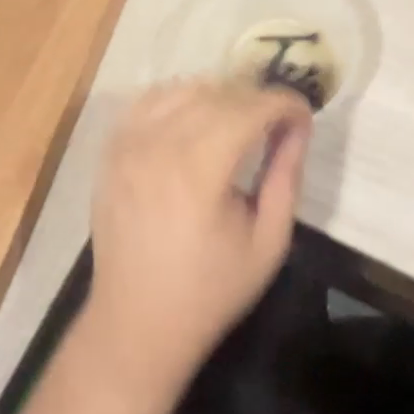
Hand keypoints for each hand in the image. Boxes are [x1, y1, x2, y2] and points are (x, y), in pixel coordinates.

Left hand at [82, 81, 313, 396]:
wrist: (137, 323)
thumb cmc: (211, 290)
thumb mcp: (268, 242)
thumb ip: (286, 177)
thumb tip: (297, 129)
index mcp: (199, 171)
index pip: (250, 108)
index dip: (284, 104)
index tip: (303, 117)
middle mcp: (158, 146)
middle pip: (218, 93)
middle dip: (256, 100)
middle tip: (278, 125)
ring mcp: (127, 146)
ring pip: (182, 90)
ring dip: (219, 96)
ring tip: (239, 124)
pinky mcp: (110, 153)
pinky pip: (146, 102)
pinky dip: (177, 100)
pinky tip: (195, 121)